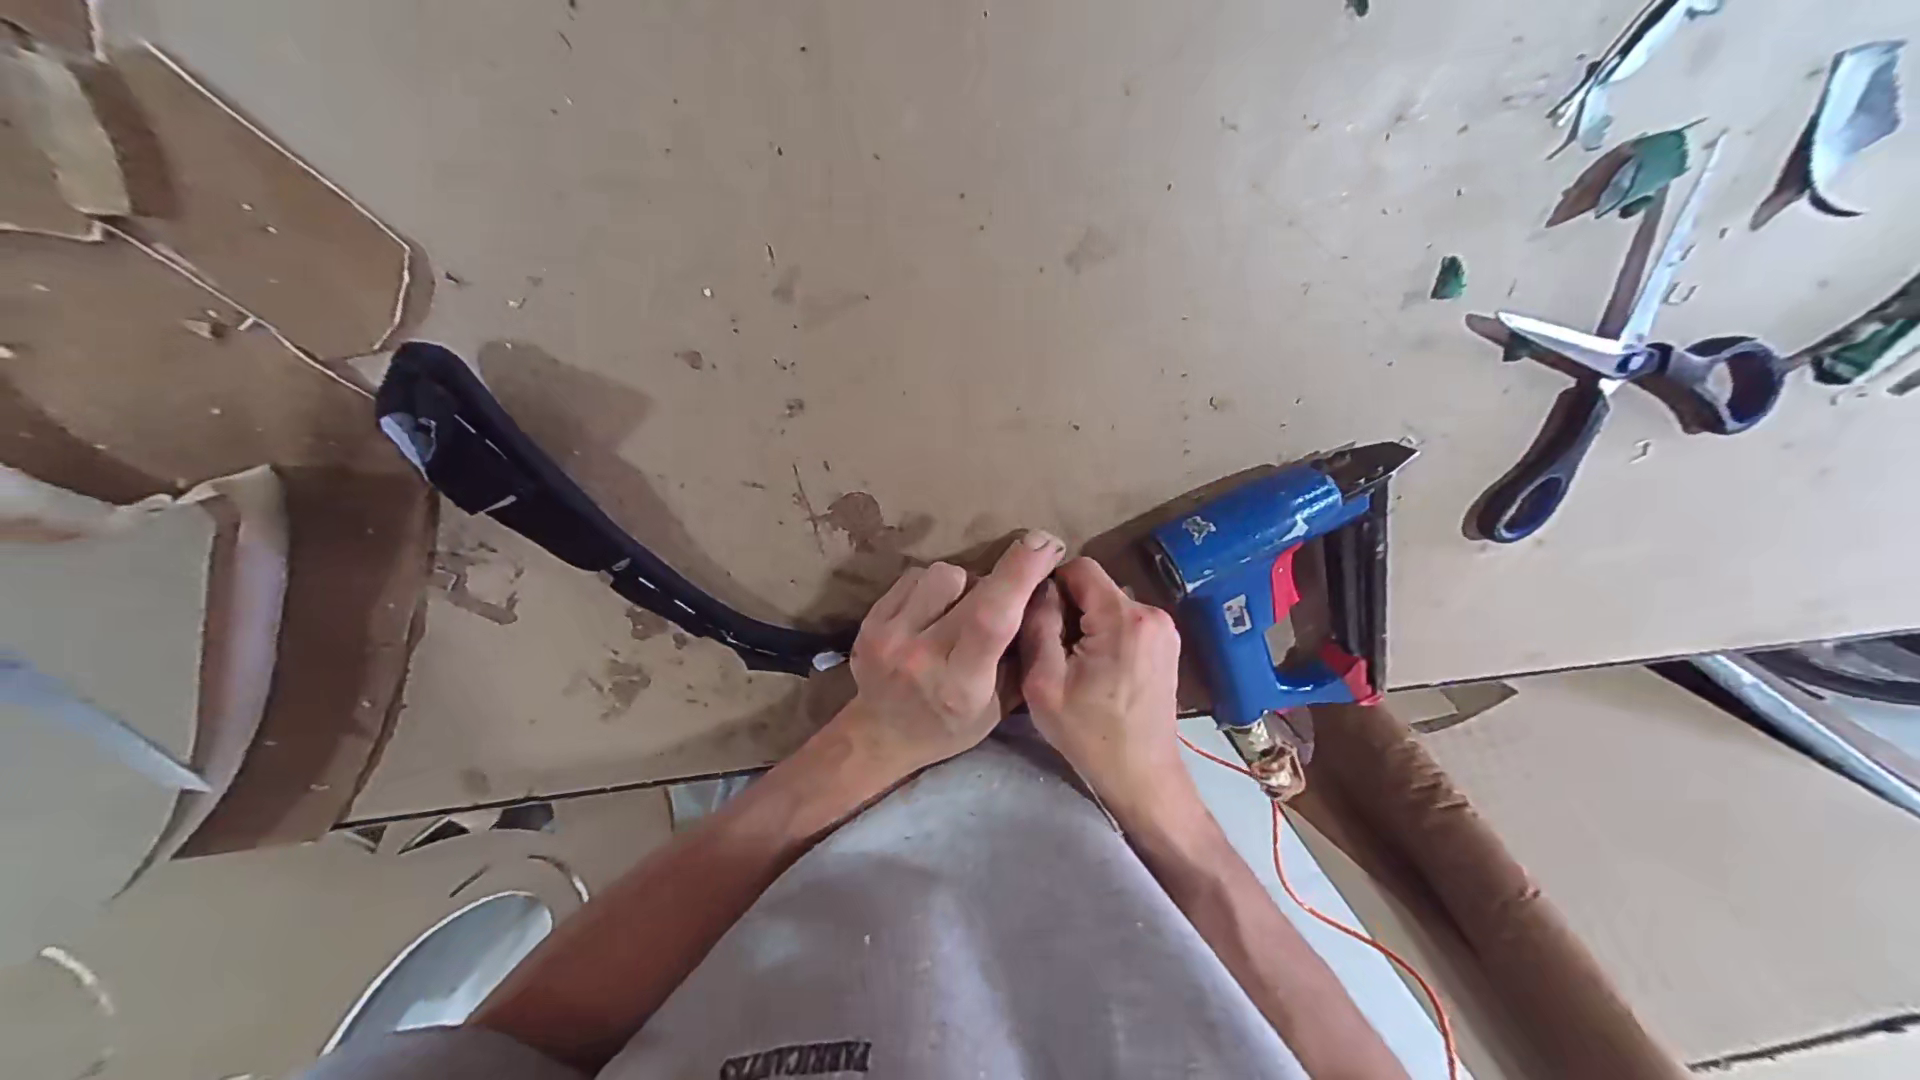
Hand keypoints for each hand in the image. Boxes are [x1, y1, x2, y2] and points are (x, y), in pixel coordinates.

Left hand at [831, 530, 1067, 776]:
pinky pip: (914, 576)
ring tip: (963, 608)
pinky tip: (934, 611)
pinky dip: (933, 586)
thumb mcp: (999, 705)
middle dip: (1006, 570)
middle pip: (968, 586)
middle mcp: (921, 657)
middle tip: (1018, 576)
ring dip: (964, 582)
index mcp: (961, 684)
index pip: (991, 619)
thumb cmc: (951, 724)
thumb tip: (1043, 590)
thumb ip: (1022, 653)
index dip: (1020, 574)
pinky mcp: (869, 621)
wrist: (880, 734)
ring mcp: (888, 636)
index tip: (1046, 544)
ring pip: (942, 573)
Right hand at [1019, 557, 1184, 810]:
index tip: (1036, 615)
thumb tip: (1038, 587)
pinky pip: (1126, 621)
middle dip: (1069, 607)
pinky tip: (1096, 669)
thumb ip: (1038, 624)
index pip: (1080, 567)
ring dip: (1086, 621)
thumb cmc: (1090, 734)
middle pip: (1096, 586)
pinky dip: (1106, 633)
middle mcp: (1152, 613)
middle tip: (1052, 646)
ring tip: (1072, 662)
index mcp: (1124, 618)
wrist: (1143, 776)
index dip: (1051, 584)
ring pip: (1109, 603)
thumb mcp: (1044, 682)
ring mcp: (1165, 630)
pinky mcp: (1168, 645)